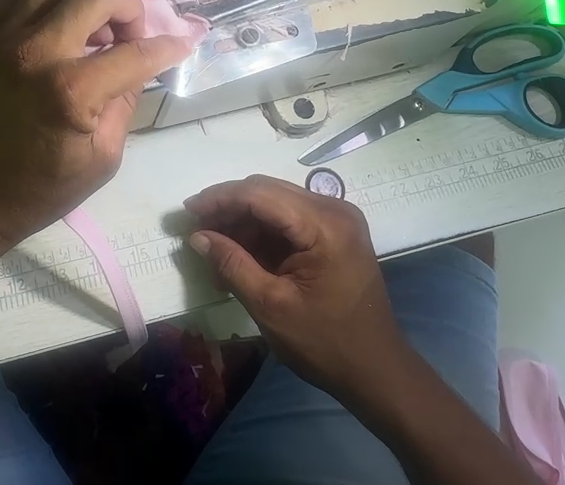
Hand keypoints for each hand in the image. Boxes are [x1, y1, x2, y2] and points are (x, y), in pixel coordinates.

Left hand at [0, 0, 194, 254]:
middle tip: (129, 37)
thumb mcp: (102, 159)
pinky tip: (51, 26)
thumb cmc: (37, 191)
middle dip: (128, 9)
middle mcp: (37, 50)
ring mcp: (4, 36)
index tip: (181, 45)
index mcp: (71, 90)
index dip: (167, 48)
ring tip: (91, 27)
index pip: (136, 53)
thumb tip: (139, 63)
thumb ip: (125, 102)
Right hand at [185, 175, 408, 400]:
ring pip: (276, 203)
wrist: (376, 371)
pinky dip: (261, 232)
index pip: (261, 194)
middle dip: (228, 208)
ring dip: (243, 220)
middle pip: (267, 192)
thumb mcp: (270, 306)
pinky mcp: (334, 233)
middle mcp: (334, 209)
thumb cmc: (325, 343)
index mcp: (324, 224)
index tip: (187, 211)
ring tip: (212, 244)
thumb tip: (198, 237)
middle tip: (196, 229)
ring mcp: (337, 219)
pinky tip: (238, 252)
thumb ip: (233, 264)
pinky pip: (289, 219)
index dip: (220, 199)